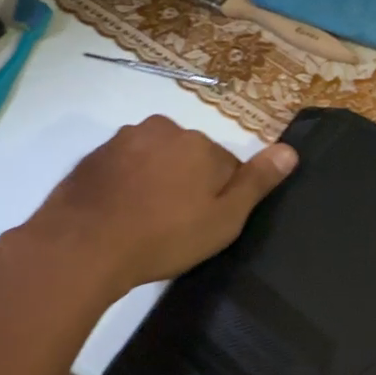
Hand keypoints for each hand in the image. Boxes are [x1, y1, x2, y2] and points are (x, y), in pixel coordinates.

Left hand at [11, 115, 297, 295]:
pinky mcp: (95, 156)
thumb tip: (290, 150)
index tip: (210, 225)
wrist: (85, 245)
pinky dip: (133, 187)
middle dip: (193, 185)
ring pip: (159, 161)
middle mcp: (163, 129)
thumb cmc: (167, 236)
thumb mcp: (225, 218)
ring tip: (152, 223)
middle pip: (193, 159)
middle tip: (182, 227)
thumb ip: (257, 182)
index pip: (230, 168)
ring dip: (162, 184)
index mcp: (200, 144)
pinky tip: (128, 217)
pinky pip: (129, 168)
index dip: (225, 199)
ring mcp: (124, 139)